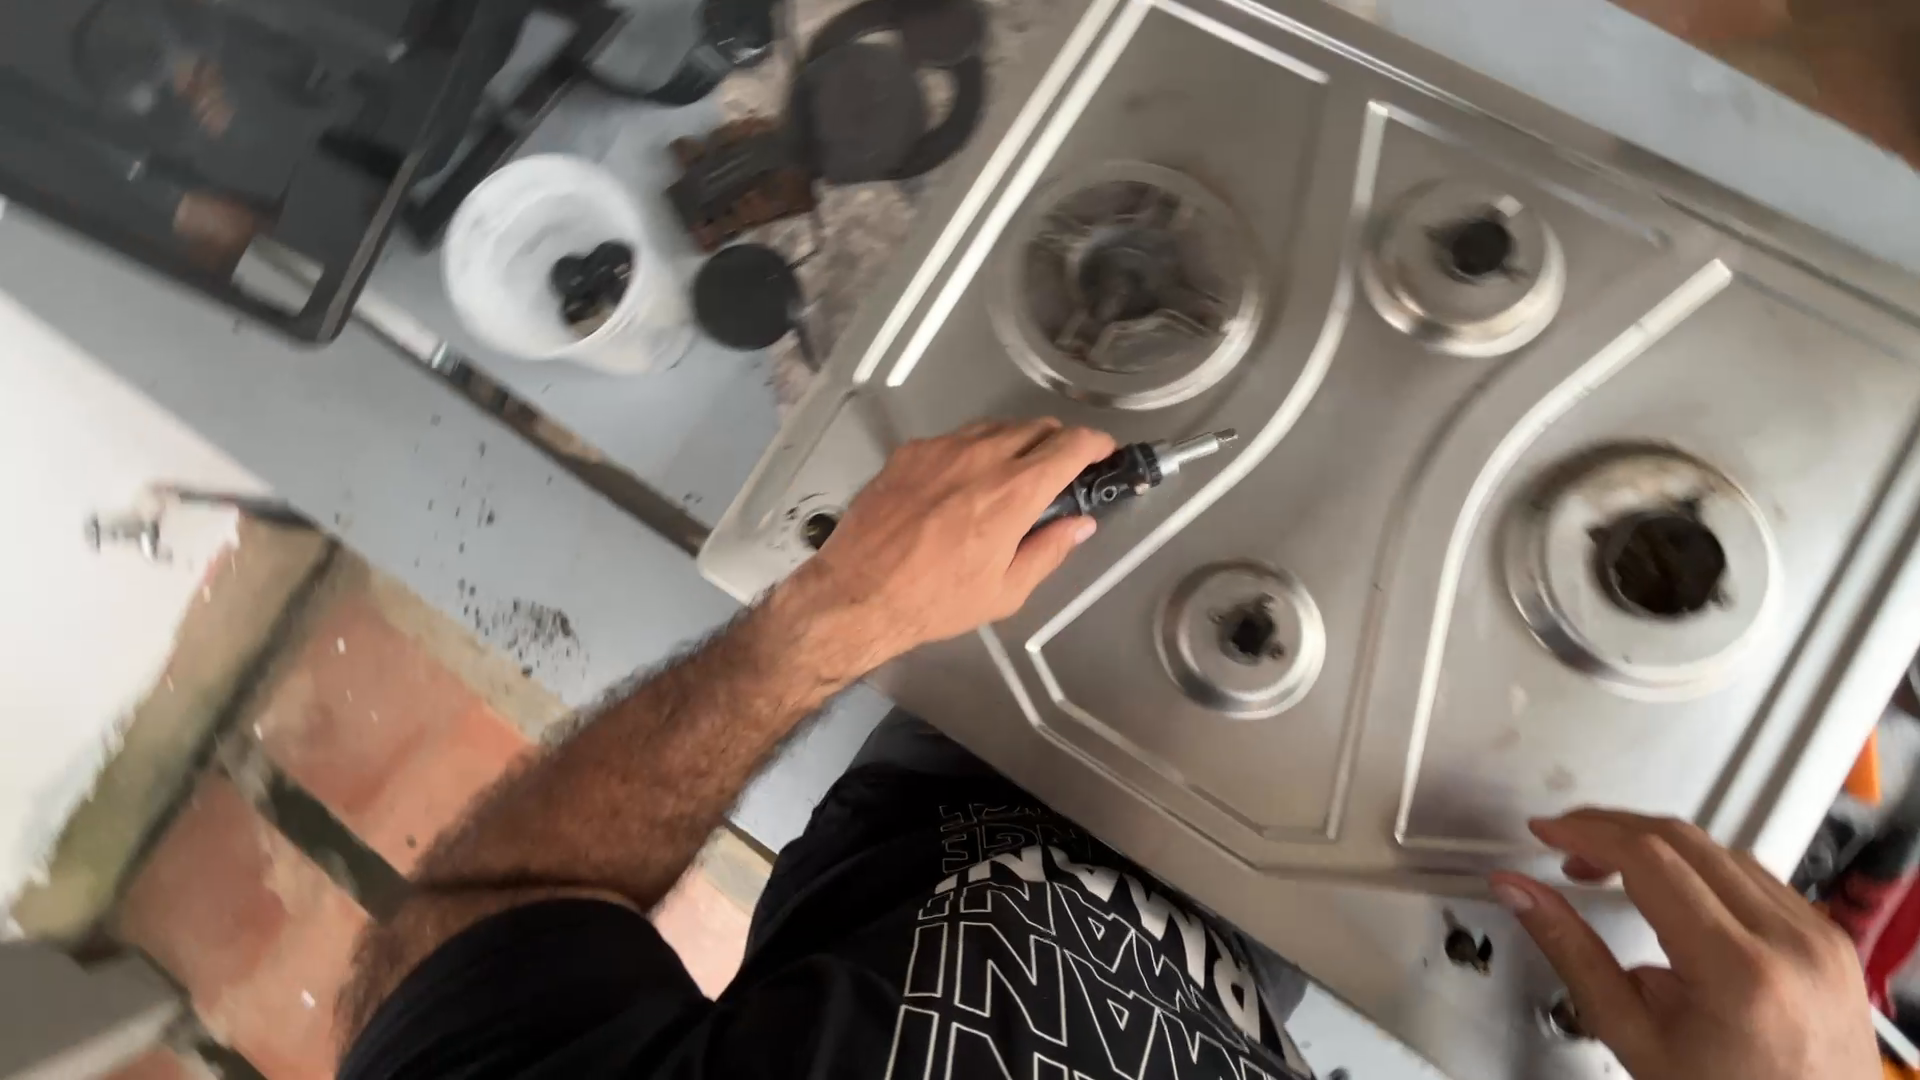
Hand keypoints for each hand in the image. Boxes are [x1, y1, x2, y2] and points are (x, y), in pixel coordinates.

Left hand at [782, 417, 1116, 668]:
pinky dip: (975, 449)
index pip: (1070, 446)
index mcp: (1013, 492)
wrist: (857, 592)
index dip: (1095, 444)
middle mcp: (981, 457)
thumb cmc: (936, 601)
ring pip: (996, 426)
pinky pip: (956, 437)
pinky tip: (965, 477)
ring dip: (1017, 441)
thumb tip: (1080, 524)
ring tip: (1014, 470)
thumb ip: (1049, 550)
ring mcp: (941, 449)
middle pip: (1036, 427)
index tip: (1102, 452)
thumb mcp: (1005, 591)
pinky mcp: (910, 451)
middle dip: (1058, 442)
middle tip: (1059, 468)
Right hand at [1491, 810, 1878, 1079]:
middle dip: (1607, 827)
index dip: (1585, 832)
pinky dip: (1687, 860)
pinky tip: (1659, 882)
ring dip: (1645, 841)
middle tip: (1564, 842)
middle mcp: (1790, 942)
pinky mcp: (1825, 935)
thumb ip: (1567, 949)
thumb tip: (1515, 888)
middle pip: (1679, 839)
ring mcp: (1817, 935)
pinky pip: (1744, 868)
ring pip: (1711, 845)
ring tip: (1603, 865)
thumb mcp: (1628, 1028)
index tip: (1544, 831)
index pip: (1648, 858)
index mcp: (1739, 968)